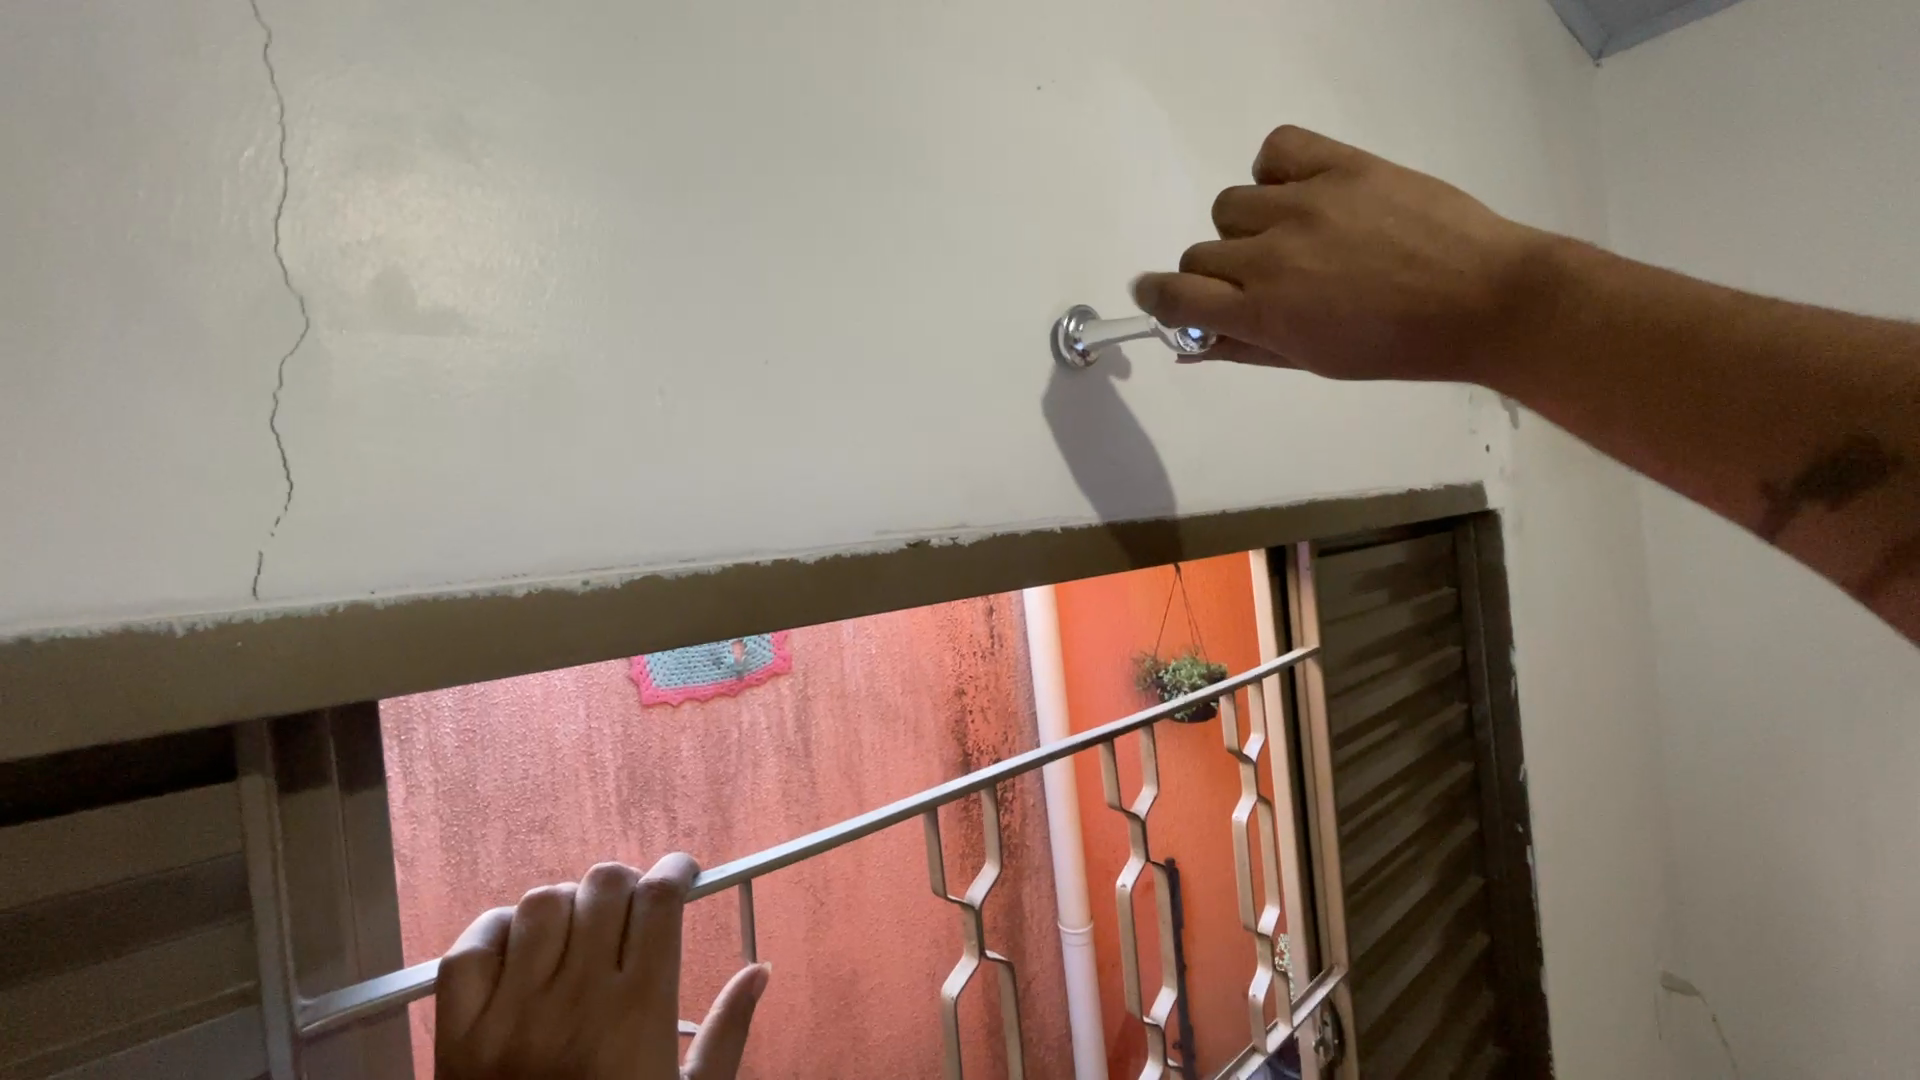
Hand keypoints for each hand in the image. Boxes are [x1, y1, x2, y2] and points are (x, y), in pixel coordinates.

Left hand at [435, 855, 770, 1079]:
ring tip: (577, 928)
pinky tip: (520, 947)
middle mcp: (576, 1002)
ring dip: (567, 903)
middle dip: (627, 883)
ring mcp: (510, 1018)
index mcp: (639, 1013)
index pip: (659, 898)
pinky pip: (469, 950)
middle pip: (604, 885)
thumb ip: (728, 1032)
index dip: (676, 870)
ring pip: (541, 904)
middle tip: (632, 906)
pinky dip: (495, 931)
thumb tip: (761, 970)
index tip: (683, 874)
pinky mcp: (457, 1039)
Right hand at [1132, 125, 1561, 385]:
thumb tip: (1189, 346)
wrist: (1482, 301)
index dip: (1157, 298)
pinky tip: (1301, 192)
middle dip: (1214, 273)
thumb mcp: (1309, 362)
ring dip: (1246, 226)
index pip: (1173, 296)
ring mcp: (1305, 204)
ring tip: (1292, 237)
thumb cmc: (1392, 348)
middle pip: (1197, 251)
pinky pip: (1276, 149)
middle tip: (1256, 282)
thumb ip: (1242, 350)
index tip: (1160, 296)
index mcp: (1261, 312)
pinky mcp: (1342, 165)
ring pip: (1231, 204)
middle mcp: (1270, 255)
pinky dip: (1275, 170)